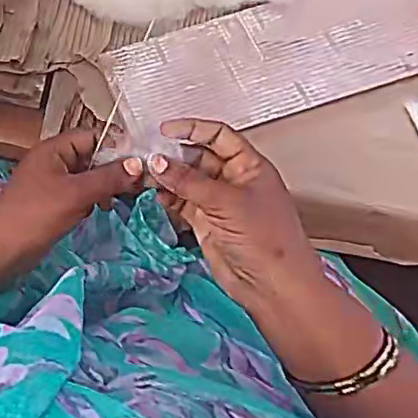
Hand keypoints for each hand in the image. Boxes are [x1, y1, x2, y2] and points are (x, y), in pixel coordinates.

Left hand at [0, 129, 142, 267]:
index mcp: (53, 149)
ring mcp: (50, 182)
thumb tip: (139, 163)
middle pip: (90, 156)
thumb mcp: (77, 193)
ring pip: (86, 177)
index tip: (142, 162)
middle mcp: (52, 161)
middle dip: (112, 170)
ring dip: (103, 187)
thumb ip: (109, 177)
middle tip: (138, 185)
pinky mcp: (51, 202)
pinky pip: (78, 194)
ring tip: (118, 201)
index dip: (116, 146)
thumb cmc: (37, 214)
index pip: (91, 136)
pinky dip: (90, 200)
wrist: (3, 248)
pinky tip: (99, 211)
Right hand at [143, 119, 323, 308]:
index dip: (193, 129)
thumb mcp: (226, 202)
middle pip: (198, 156)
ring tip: (144, 174)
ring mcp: (218, 201)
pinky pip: (180, 201)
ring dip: (165, 176)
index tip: (165, 130)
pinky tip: (152, 192)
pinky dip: (165, 196)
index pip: (219, 136)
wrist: (274, 288)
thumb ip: (188, 181)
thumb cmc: (266, 240)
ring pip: (186, 179)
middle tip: (147, 155)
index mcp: (249, 166)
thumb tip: (157, 162)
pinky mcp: (205, 221)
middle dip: (173, 154)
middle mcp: (233, 180)